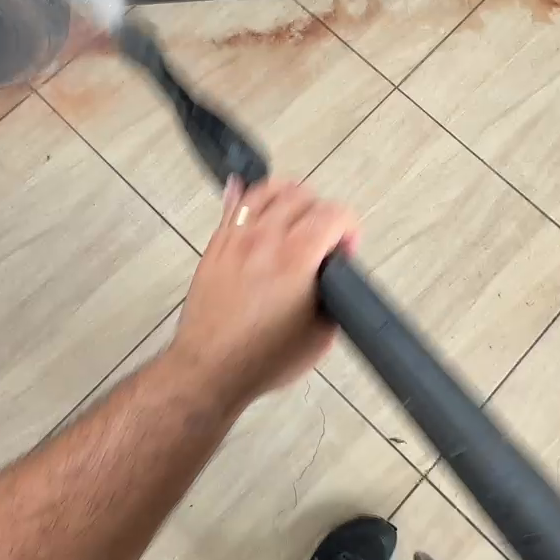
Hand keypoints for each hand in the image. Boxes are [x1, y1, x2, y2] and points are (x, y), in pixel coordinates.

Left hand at [167, 178, 358, 409]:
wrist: (210, 368)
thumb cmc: (263, 358)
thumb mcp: (320, 335)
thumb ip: (334, 293)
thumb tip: (334, 273)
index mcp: (297, 257)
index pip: (334, 214)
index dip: (349, 228)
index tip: (346, 248)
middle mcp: (266, 238)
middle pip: (301, 195)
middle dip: (322, 211)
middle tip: (324, 237)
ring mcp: (236, 238)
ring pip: (266, 191)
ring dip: (288, 196)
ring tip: (296, 214)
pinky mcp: (216, 245)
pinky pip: (233, 205)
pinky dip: (247, 195)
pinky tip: (250, 192)